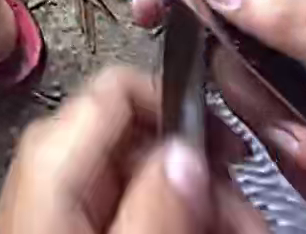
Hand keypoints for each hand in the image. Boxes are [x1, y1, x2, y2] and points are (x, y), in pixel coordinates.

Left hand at [0, 67, 267, 233]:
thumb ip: (156, 206)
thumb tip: (191, 153)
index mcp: (55, 149)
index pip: (120, 86)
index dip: (178, 105)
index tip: (229, 148)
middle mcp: (56, 156)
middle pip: (141, 136)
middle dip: (201, 174)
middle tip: (250, 220)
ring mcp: (63, 188)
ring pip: (142, 172)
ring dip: (195, 203)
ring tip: (239, 232)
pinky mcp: (71, 217)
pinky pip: (128, 203)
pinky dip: (169, 219)